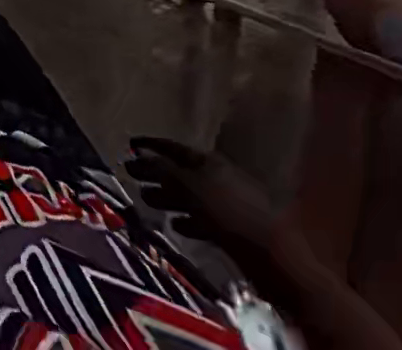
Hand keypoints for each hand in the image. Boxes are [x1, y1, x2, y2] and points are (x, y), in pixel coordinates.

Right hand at [125, 137, 282, 250]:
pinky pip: (202, 219)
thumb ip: (160, 171)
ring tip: (148, 201)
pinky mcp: (231, 228)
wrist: (272, 256)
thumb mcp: (188, 186)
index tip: (129, 144)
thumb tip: (135, 158)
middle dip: (156, 174)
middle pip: (180, 172)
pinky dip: (187, 220)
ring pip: (189, 196)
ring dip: (167, 198)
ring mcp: (226, 203)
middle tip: (132, 176)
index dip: (150, 144)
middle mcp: (217, 178)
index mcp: (208, 162)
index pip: (172, 147)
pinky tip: (176, 225)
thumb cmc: (227, 212)